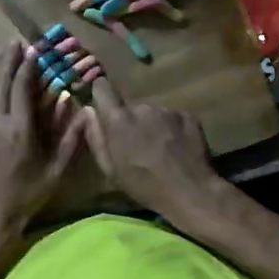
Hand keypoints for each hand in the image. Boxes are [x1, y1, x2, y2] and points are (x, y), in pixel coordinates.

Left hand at [0, 41, 88, 266]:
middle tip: (15, 41)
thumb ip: (70, 140)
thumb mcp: (56, 171)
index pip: (22, 88)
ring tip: (0, 49)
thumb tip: (84, 111)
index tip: (34, 50)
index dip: (28, 66)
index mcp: (19, 130)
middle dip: (7, 59)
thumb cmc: (26, 194)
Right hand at [86, 79, 220, 217]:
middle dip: (131, 121)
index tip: (105, 107)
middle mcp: (142, 106)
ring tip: (161, 150)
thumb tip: (89, 111)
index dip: (101, 95)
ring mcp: (168, 110)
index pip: (103, 88)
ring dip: (153, 126)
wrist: (190, 191)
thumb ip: (96, 136)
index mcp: (119, 118)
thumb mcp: (110, 168)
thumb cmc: (144, 185)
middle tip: (138, 146)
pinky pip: (174, 118)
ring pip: (153, 113)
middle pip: (131, 106)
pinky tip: (178, 150)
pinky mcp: (188, 116)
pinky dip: (173, 130)